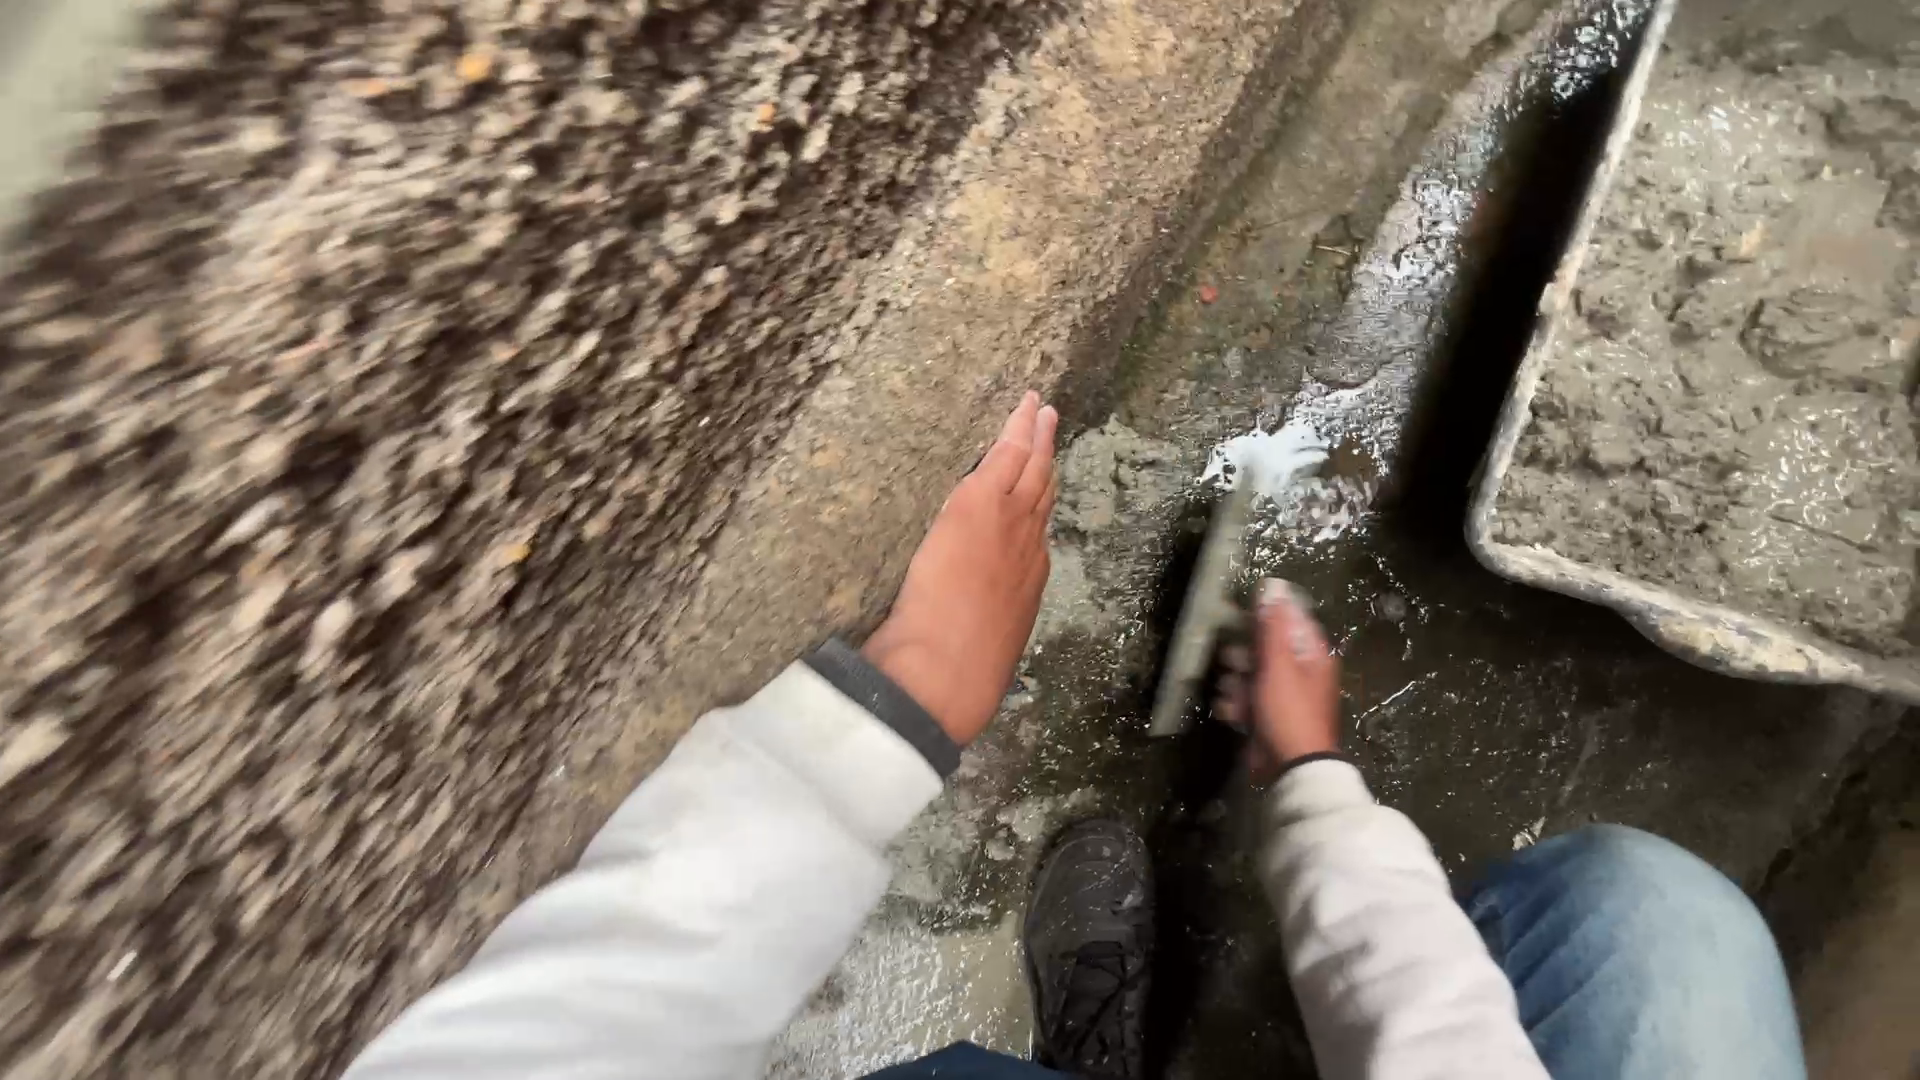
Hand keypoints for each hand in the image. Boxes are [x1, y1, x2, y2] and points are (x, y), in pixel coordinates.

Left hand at [863, 392, 1058, 745]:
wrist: (948, 666)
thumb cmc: (959, 671)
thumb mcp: (988, 648)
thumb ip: (988, 624)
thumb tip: (986, 623)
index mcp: (1027, 581)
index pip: (1036, 532)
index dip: (1038, 506)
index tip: (1038, 492)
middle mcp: (1030, 545)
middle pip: (1043, 491)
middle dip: (1048, 458)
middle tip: (1052, 428)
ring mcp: (1010, 521)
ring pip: (1031, 467)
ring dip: (1036, 437)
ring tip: (1042, 411)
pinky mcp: (981, 502)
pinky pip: (1005, 455)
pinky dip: (1017, 430)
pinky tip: (1025, 408)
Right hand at [1215, 579, 1340, 781]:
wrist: (1291, 767)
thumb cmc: (1288, 712)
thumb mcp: (1278, 665)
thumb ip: (1273, 626)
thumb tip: (1273, 586)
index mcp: (1311, 654)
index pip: (1288, 619)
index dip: (1265, 617)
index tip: (1244, 621)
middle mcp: (1299, 670)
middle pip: (1262, 646)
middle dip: (1243, 658)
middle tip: (1239, 666)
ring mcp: (1281, 693)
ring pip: (1247, 672)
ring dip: (1236, 685)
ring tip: (1239, 699)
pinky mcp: (1265, 713)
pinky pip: (1243, 697)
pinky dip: (1236, 705)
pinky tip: (1237, 715)